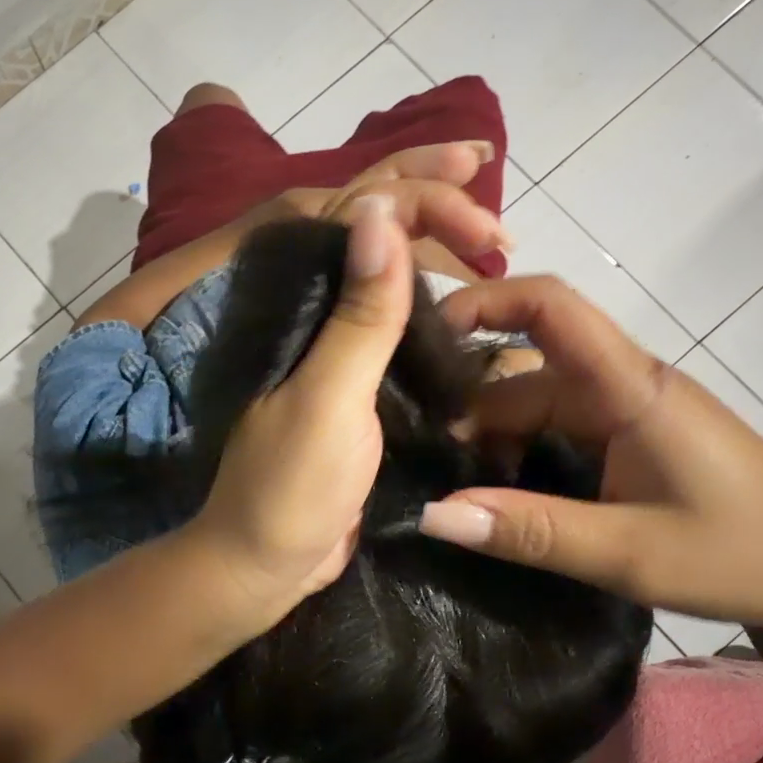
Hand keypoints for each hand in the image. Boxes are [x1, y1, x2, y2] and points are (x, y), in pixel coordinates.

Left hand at [181, 145, 508, 620]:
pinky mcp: (349, 397)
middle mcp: (311, 320)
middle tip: (497, 207)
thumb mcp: (330, 398)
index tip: (490, 216)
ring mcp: (330, 359)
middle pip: (372, 242)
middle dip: (432, 211)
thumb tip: (378, 206)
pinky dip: (425, 320)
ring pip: (383, 289)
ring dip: (433, 260)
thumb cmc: (291, 485)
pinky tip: (464, 320)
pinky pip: (389, 340)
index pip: (359, 220)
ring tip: (494, 252)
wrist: (265, 563)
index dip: (424, 199)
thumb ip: (358, 314)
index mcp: (298, 307)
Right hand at [420, 276, 762, 633]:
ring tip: (448, 489)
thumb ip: (526, 531)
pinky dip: (519, 458)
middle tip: (416, 462)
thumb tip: (427, 514)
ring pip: (536, 406)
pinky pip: (557, 433)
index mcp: (630, 389)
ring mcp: (628, 416)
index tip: (420, 337)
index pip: (551, 308)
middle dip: (468, 408)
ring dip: (491, 441)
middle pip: (526, 371)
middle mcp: (624, 388)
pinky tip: (498, 501)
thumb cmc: (740, 557)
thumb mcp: (624, 553)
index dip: (483, 301)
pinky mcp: (632, 444)